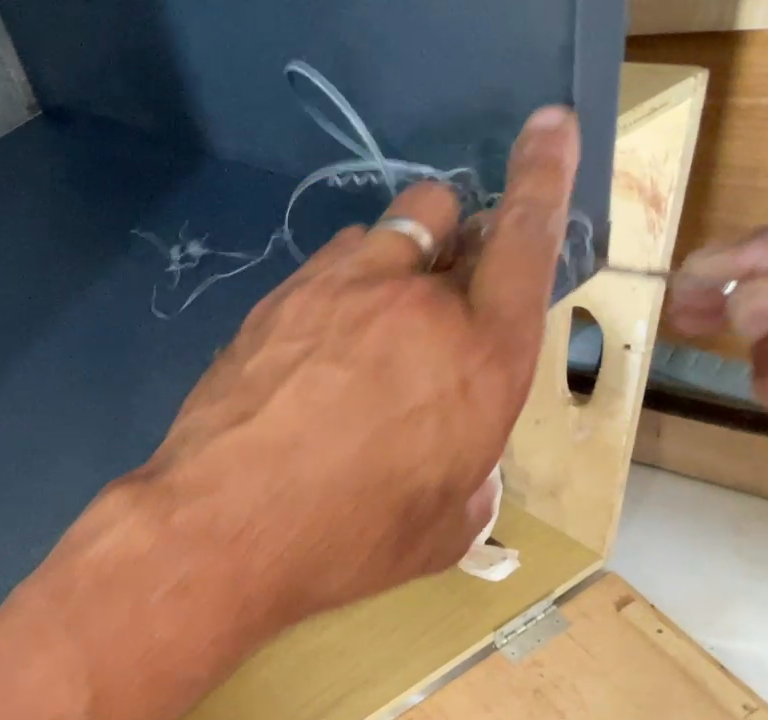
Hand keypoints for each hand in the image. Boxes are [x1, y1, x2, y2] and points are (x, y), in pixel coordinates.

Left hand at [128, 106, 578, 629]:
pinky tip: (310, 345)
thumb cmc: (343, 543)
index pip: (529, 242)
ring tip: (364, 323)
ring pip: (381, 230)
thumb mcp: (438, 532)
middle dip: (453, 239)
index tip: (548, 128)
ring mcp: (334, 291)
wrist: (220, 528)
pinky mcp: (272, 303)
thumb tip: (456, 464)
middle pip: (446, 217)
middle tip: (433, 296)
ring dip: (391, 259)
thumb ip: (467, 481)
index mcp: (482, 358)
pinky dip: (334, 287)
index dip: (544, 177)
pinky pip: (322, 266)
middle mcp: (415, 304)